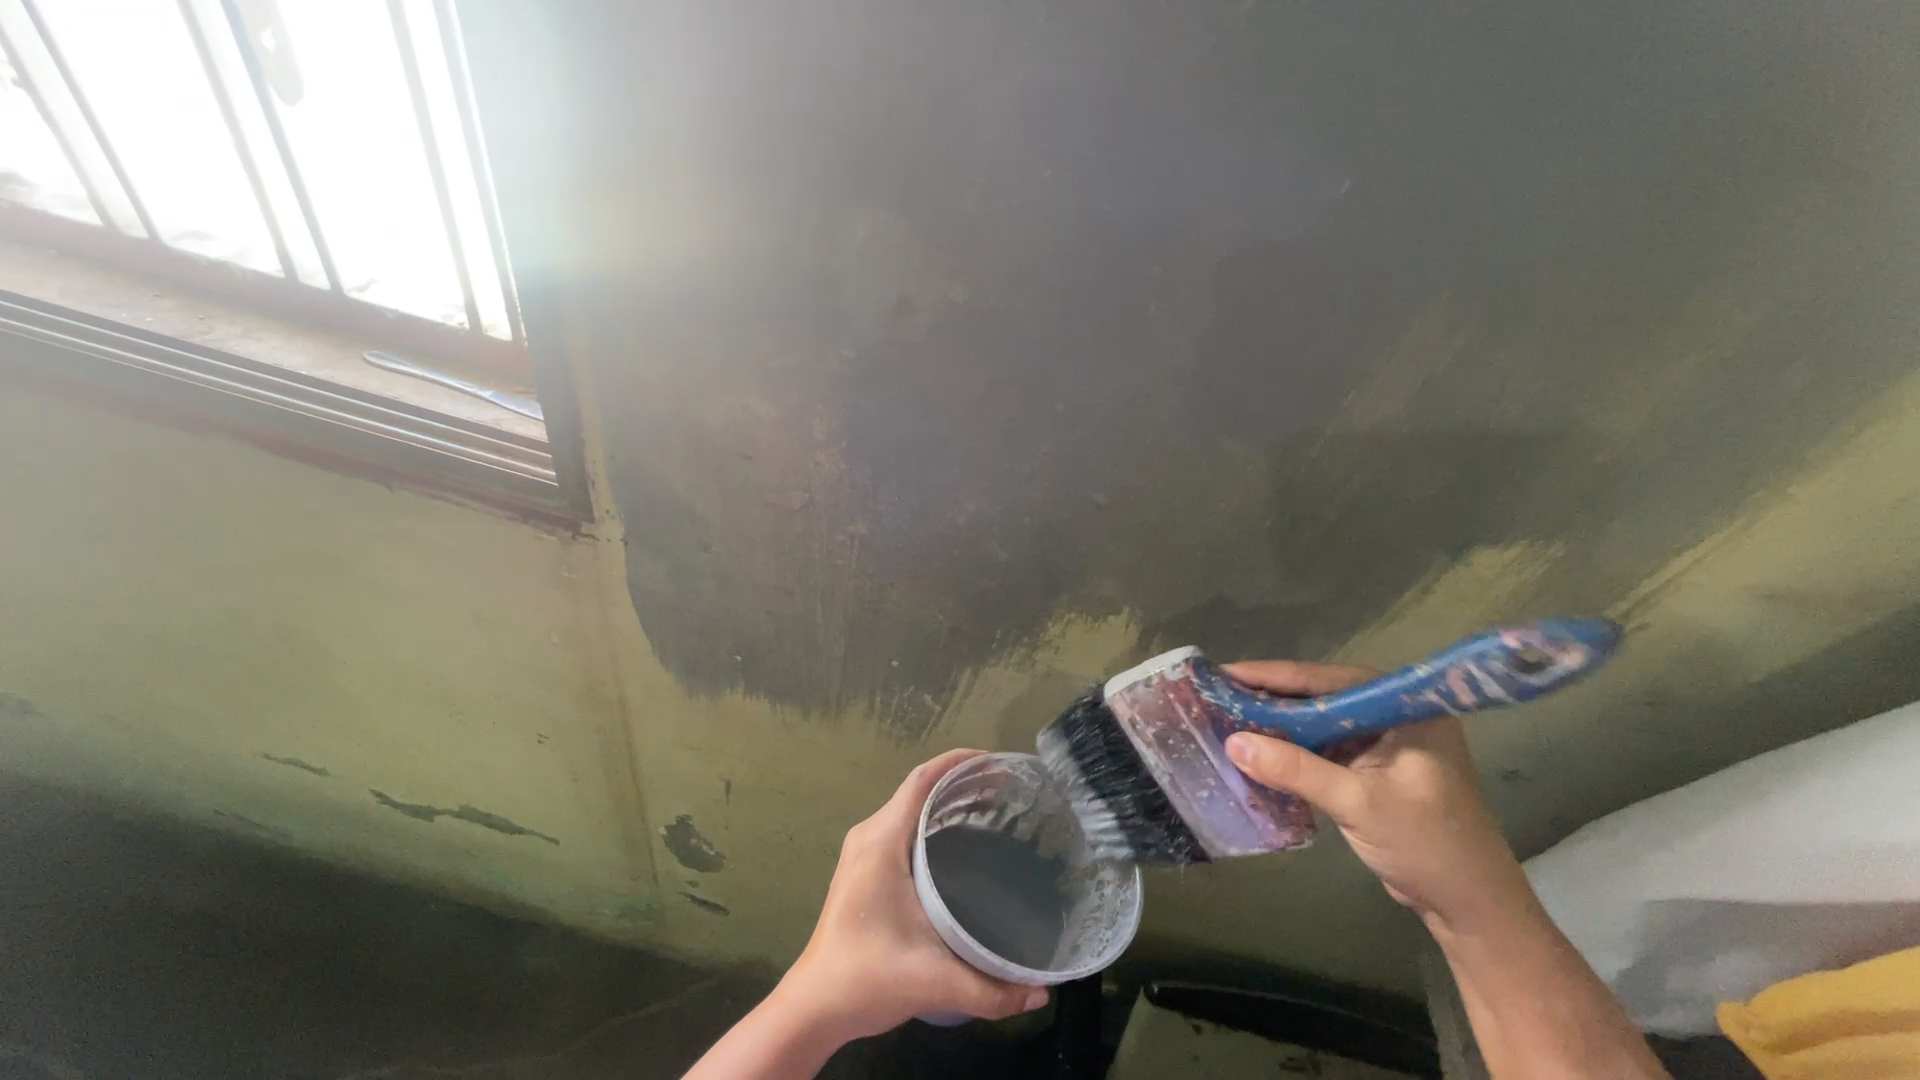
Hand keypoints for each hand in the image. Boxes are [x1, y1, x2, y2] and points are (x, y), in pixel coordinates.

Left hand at [774, 749, 1050, 1038]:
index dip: (958, 762)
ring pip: (909, 809)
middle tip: (1008, 793)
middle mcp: (870, 836)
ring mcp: (863, 853)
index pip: (921, 780)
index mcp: (882, 841)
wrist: (815, 1007)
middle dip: (962, 782)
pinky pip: (902, 829)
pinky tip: (961, 848)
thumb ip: (991, 990)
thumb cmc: (867, 978)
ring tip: (993, 813)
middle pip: (918, 789)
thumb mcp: (934, 981)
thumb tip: (1042, 994)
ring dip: (946, 804)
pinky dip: (932, 824)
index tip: (997, 763)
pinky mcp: (863, 870)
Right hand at [1217, 661, 1531, 929]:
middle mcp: (1395, 716)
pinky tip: (1259, 750)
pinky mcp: (1373, 770)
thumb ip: (1296, 769)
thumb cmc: (1426, 845)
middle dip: (1272, 696)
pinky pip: (1324, 747)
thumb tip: (1233, 742)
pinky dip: (1293, 749)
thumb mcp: (1357, 802)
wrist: (1470, 906)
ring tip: (1229, 716)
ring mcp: (1384, 744)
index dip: (1275, 676)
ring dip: (1279, 723)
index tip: (1225, 673)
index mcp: (1405, 709)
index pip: (1330, 681)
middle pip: (1322, 696)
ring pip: (1320, 722)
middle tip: (1219, 692)